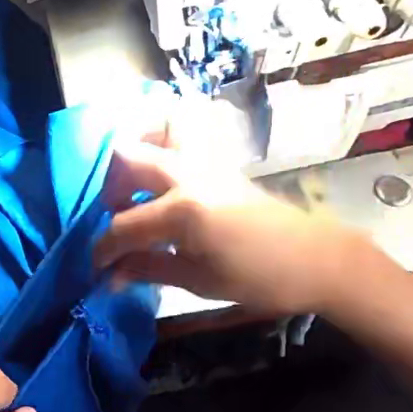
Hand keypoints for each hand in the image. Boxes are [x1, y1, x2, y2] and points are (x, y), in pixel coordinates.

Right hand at [92, 131, 372, 315]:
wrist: (316, 259)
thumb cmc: (259, 277)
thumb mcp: (198, 281)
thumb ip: (148, 269)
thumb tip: (109, 276)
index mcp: (183, 210)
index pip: (124, 225)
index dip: (103, 249)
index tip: (96, 267)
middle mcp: (188, 175)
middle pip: (128, 160)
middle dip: (111, 190)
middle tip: (116, 217)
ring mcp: (205, 162)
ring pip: (157, 131)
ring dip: (136, 155)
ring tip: (135, 187)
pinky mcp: (218, 161)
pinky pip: (181, 137)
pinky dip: (160, 148)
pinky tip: (160, 183)